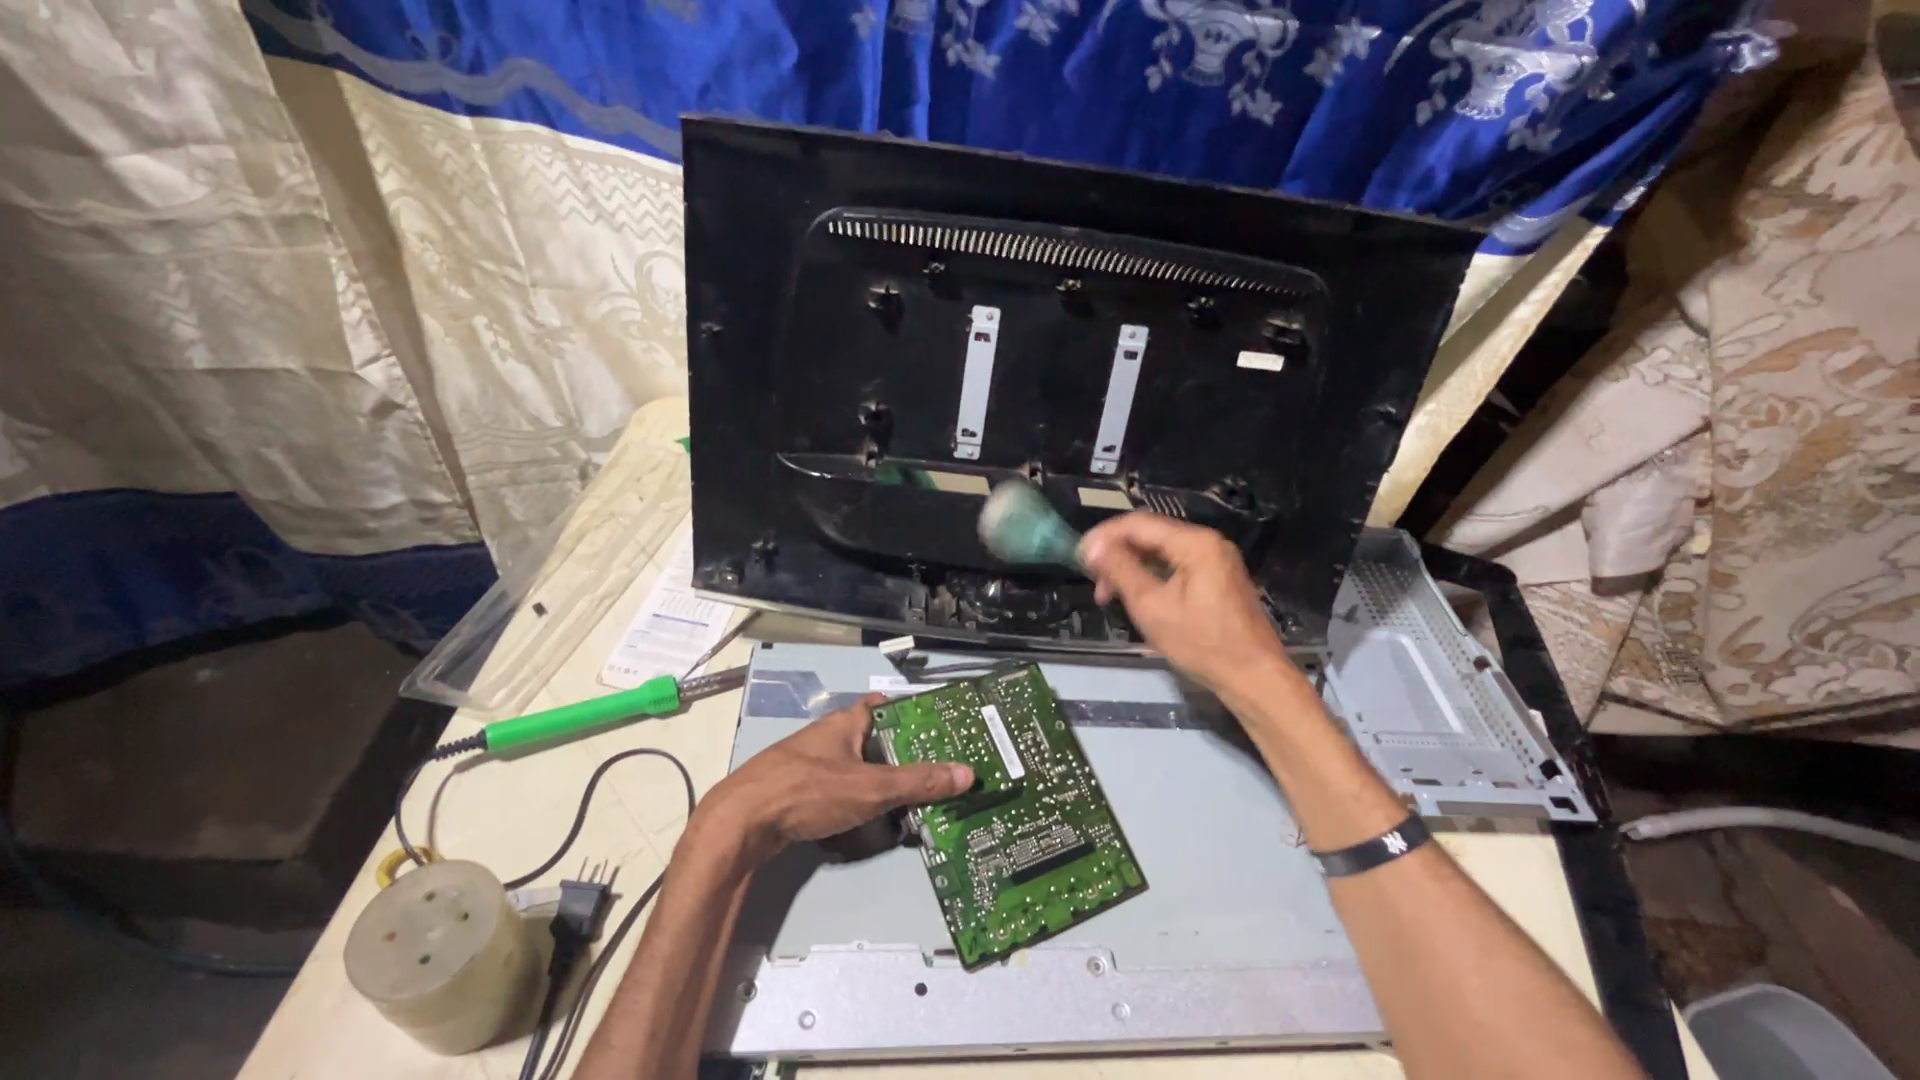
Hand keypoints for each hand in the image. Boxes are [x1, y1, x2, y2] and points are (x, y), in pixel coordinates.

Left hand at [695, 694, 973, 863]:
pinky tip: (877, 822)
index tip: (942, 728)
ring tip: (917, 802)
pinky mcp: (799, 793)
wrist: (741, 824)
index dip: (913, 713)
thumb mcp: (871, 788)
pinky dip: (860, 804)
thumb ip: (918, 782)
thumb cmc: (808, 791)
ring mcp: (811, 765)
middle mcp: (828, 737)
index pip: (885, 706)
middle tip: (939, 774)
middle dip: (904, 757)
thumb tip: (968, 773)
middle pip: (875, 741)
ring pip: (857, 770)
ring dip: (883, 784)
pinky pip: (840, 793)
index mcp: (845, 723)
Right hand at [1079, 512, 1288, 690]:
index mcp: (1195, 543)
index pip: (1138, 524)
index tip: (1079, 557)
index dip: (1104, 537)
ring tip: (1108, 596)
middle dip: (1117, 554)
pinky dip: (1152, 576)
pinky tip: (1136, 597)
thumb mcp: (1152, 607)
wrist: (1253, 676)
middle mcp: (1208, 543)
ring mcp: (1216, 560)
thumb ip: (1120, 571)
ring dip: (1132, 568)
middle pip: (1150, 535)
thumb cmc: (1201, 643)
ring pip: (1161, 552)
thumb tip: (1092, 546)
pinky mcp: (1218, 577)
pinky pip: (1176, 566)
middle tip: (1094, 582)